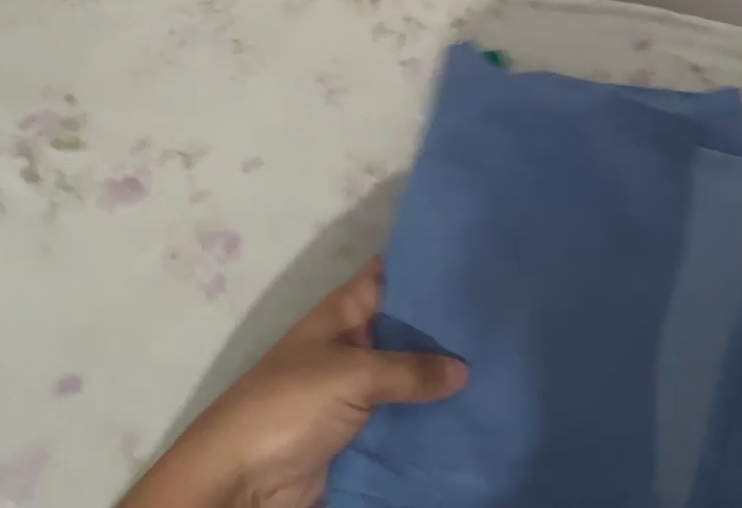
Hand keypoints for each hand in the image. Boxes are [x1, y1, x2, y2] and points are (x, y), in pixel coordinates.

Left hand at [120, 258, 468, 507]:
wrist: (241, 484)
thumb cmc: (290, 404)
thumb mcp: (353, 375)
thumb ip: (410, 370)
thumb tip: (463, 370)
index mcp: (344, 312)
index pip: (391, 274)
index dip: (426, 264)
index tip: (473, 258)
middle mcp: (355, 343)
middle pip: (407, 326)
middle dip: (446, 324)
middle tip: (501, 312)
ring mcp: (358, 388)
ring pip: (409, 373)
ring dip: (442, 374)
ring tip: (499, 359)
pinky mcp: (363, 430)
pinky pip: (404, 415)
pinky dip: (431, 414)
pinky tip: (473, 406)